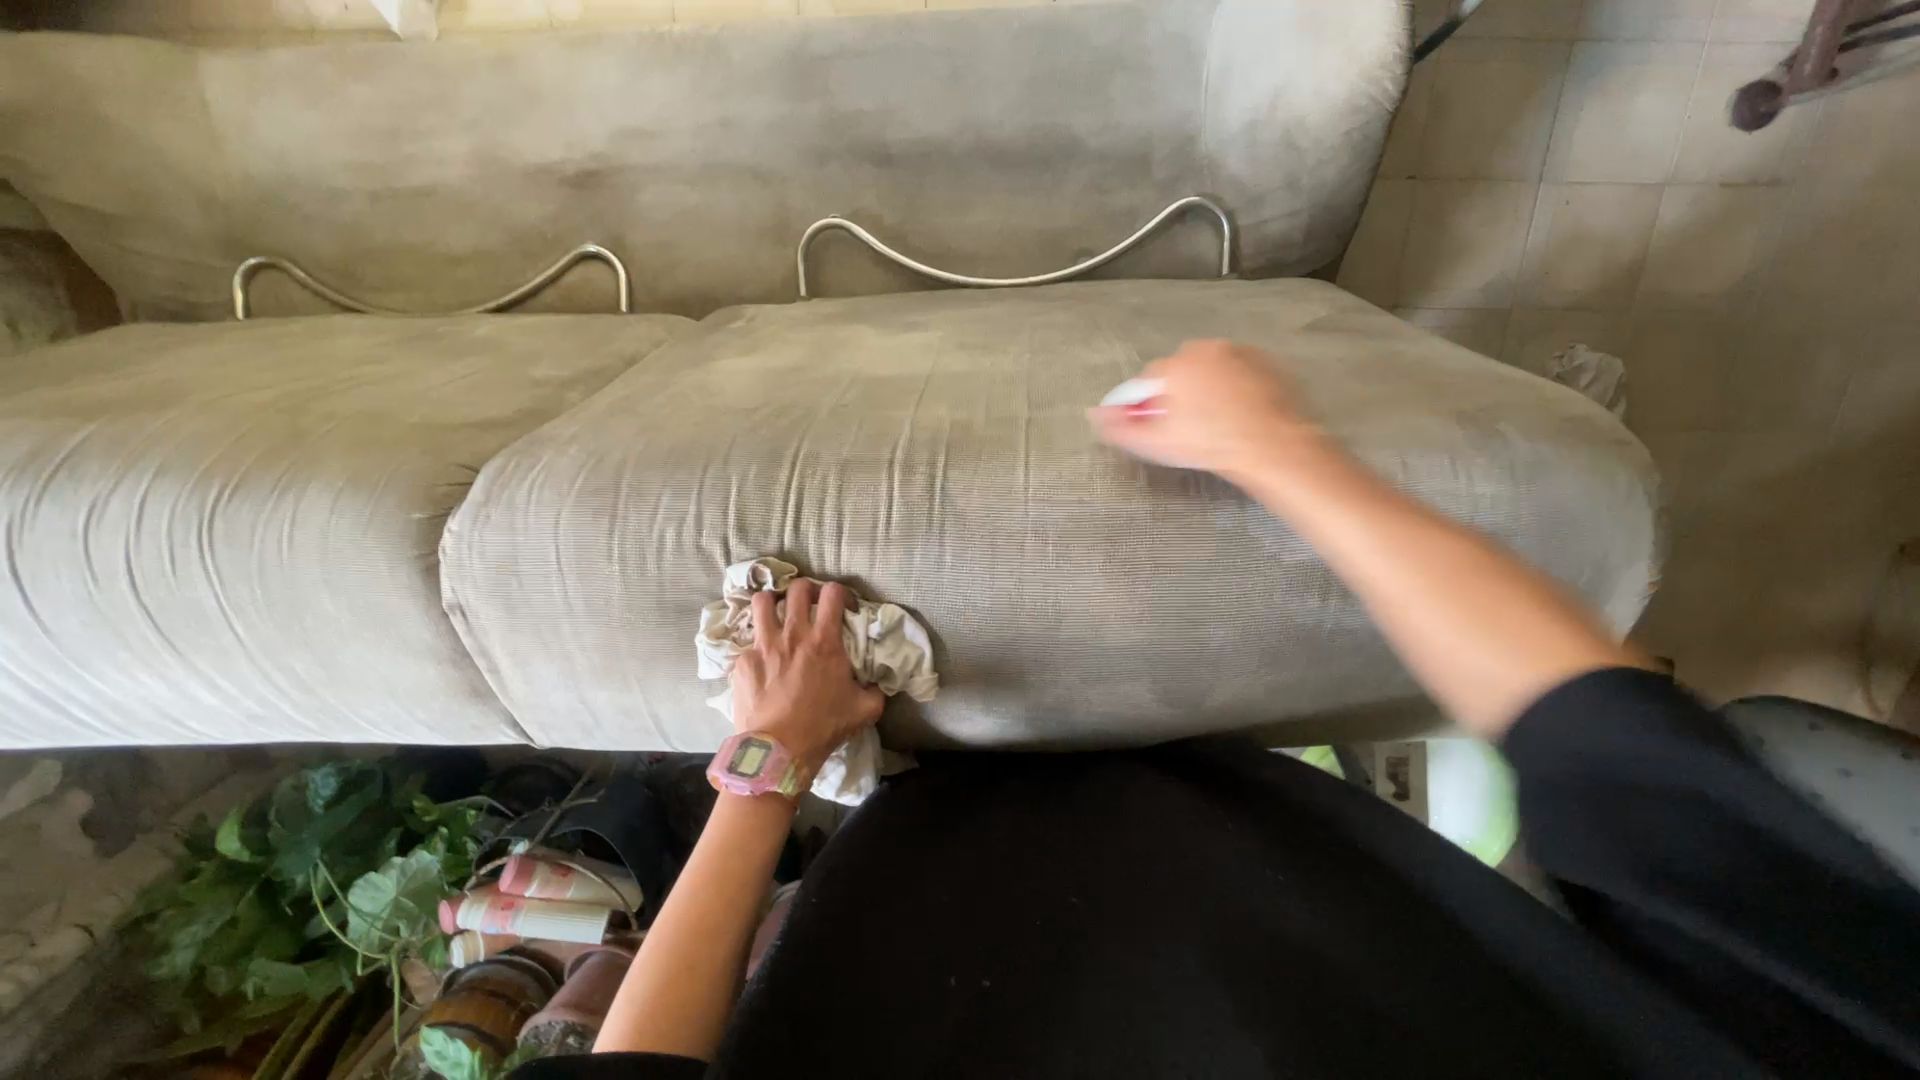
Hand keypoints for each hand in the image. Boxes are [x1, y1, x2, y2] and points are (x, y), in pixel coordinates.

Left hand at [732, 579, 884, 772]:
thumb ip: (876, 689)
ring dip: (773, 604)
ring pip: (763, 602)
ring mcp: (764, 645)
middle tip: (810, 606)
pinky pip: (748, 641)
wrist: (779, 750)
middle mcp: (794, 634)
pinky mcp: (743, 661)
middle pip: (797, 588)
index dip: (840, 593)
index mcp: (825, 641)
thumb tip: (879, 682)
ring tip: (777, 615)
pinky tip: (761, 659)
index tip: (842, 607)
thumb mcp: (865, 709)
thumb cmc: (824, 728)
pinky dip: (757, 644)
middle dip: (806, 591)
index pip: (833, 593)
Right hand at [1088, 339, 1329, 480]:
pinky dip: (1235, 388)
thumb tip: (1093, 414)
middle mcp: (1206, 349)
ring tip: (1215, 423)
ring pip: (1211, 371)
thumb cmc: (1209, 444)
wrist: (1274, 446)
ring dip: (1207, 389)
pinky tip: (1239, 414)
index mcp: (1175, 364)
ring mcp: (1240, 353)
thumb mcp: (1155, 443)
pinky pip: (1240, 373)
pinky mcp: (1268, 363)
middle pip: (1179, 372)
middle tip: (1186, 427)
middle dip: (1178, 394)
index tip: (1156, 426)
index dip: (1148, 406)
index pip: (1147, 382)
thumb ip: (1118, 427)